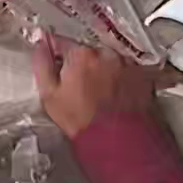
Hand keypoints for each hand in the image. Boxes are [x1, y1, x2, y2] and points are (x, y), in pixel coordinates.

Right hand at [32, 34, 152, 138]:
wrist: (120, 141)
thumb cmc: (80, 119)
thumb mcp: (49, 93)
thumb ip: (42, 64)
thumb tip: (39, 44)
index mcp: (81, 54)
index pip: (62, 42)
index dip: (55, 53)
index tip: (55, 62)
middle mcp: (106, 53)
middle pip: (87, 50)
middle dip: (80, 62)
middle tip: (77, 83)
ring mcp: (127, 63)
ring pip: (106, 58)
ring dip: (101, 68)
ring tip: (97, 90)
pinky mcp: (143, 76)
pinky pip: (124, 68)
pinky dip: (118, 76)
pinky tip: (113, 93)